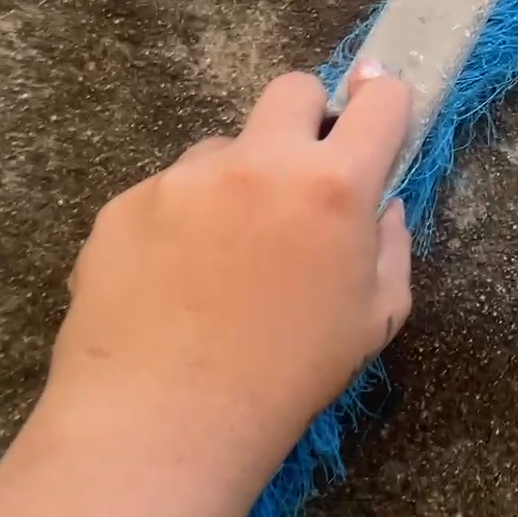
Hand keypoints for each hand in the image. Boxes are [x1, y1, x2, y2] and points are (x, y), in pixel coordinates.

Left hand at [37, 59, 413, 496]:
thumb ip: (393, 241)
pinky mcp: (124, 204)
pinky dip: (187, 214)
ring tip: (226, 248)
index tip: (379, 122)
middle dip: (310, 118)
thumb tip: (379, 204)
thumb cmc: (292, 372)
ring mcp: (186, 179)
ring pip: (228, 145)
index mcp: (335, 184)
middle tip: (302, 177)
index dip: (386, 102)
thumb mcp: (381, 311)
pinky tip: (178, 274)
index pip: (380, 98)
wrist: (162, 428)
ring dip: (242, 176)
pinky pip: (172, 187)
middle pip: (294, 88)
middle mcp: (263, 163)